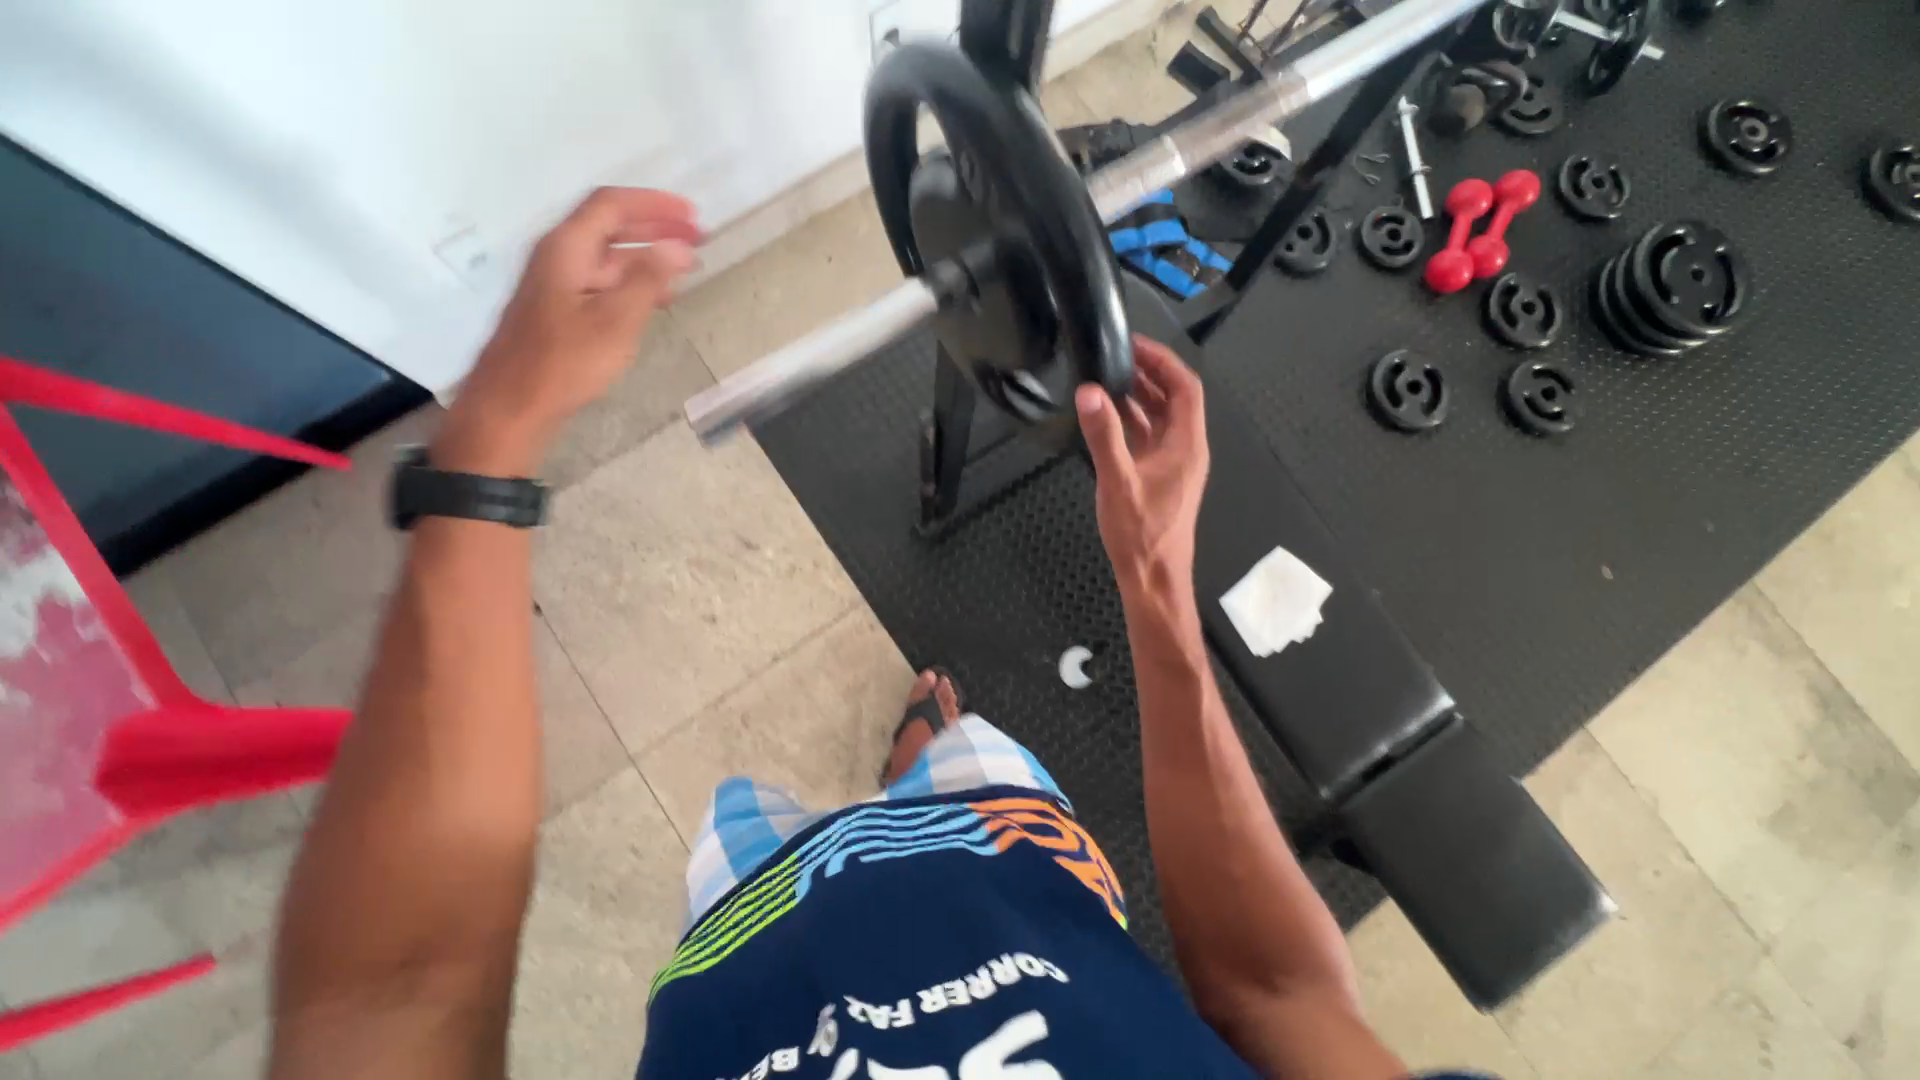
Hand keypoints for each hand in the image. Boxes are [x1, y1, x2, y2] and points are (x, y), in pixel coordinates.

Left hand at [438, 187, 701, 473]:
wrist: (512, 404)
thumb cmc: (564, 362)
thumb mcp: (615, 321)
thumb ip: (647, 280)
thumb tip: (677, 247)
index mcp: (567, 248)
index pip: (612, 205)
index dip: (654, 205)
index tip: (692, 215)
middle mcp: (558, 256)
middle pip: (609, 226)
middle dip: (655, 227)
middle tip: (697, 237)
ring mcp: (556, 283)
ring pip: (607, 256)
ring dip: (647, 257)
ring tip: (686, 268)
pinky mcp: (559, 309)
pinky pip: (601, 281)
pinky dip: (633, 282)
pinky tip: (656, 299)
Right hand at [1075, 335, 1209, 600]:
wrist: (1153, 579)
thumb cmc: (1141, 533)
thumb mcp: (1118, 481)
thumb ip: (1103, 435)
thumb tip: (1089, 392)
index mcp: (1186, 445)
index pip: (1185, 387)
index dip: (1162, 361)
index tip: (1133, 344)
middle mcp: (1186, 450)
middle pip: (1175, 400)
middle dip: (1149, 374)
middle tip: (1116, 355)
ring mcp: (1174, 466)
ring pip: (1161, 420)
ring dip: (1140, 397)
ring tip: (1108, 378)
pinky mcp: (1160, 480)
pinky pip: (1150, 439)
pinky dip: (1133, 423)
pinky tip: (1108, 418)